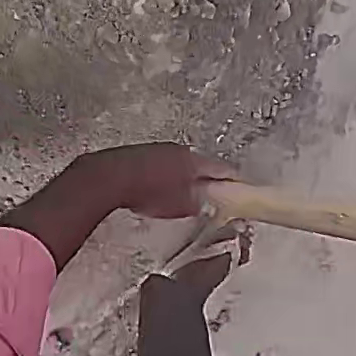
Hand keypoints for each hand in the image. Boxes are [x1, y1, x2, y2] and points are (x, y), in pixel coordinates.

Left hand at [73, 143, 237, 218]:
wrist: (112, 176)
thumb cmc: (149, 191)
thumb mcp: (182, 205)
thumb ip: (199, 203)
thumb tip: (206, 202)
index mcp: (194, 160)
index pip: (223, 169)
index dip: (234, 180)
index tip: (242, 188)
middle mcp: (179, 150)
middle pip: (202, 164)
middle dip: (209, 179)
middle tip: (215, 194)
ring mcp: (160, 150)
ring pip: (182, 164)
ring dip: (187, 177)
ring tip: (186, 194)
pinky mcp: (143, 154)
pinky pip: (164, 165)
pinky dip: (169, 176)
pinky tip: (161, 189)